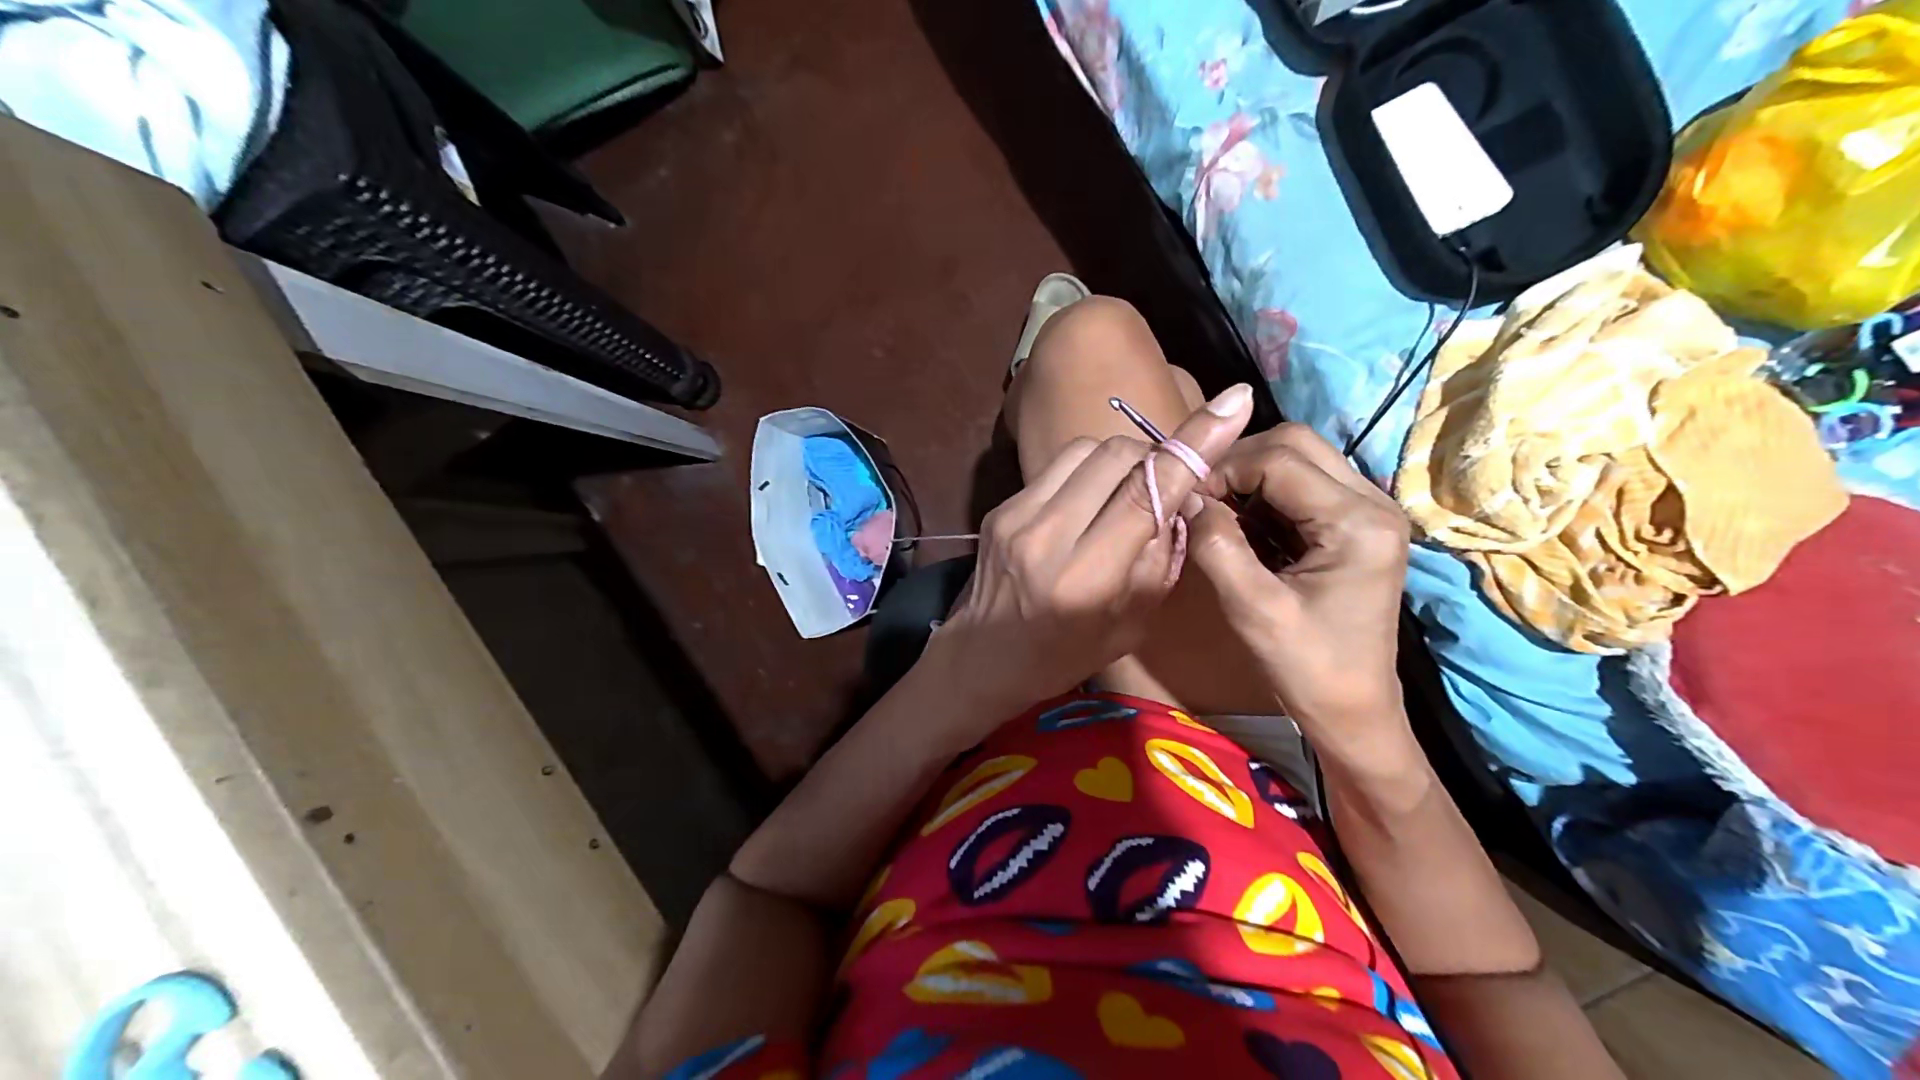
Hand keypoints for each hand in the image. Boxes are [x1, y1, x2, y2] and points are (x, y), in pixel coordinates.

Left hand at [923, 385, 1255, 730]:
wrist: (984, 655)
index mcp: (1086, 578)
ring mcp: (1016, 517)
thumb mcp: (1132, 622)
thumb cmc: (1066, 652)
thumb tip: (1181, 491)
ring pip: (1084, 449)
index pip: (1147, 493)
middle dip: (1152, 459)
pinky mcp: (999, 506)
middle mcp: (1047, 538)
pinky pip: (1056, 466)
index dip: (1194, 445)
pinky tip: (1083, 505)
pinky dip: (1084, 475)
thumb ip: (1162, 554)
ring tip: (1119, 496)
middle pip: (1116, 455)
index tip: (1235, 401)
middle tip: (1161, 485)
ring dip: (1116, 462)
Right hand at [1186, 423, 1416, 778]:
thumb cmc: (1305, 666)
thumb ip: (1216, 545)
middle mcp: (1373, 502)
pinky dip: (1266, 492)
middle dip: (1239, 462)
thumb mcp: (1251, 608)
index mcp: (1357, 522)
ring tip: (1219, 512)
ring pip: (1300, 456)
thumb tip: (1186, 496)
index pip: (1279, 459)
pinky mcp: (1356, 523)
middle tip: (1203, 499)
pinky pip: (1304, 482)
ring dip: (1251, 475)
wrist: (1352, 709)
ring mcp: (1369, 510)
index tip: (1188, 501)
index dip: (1224, 470)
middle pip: (1295, 442)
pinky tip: (1245, 525)